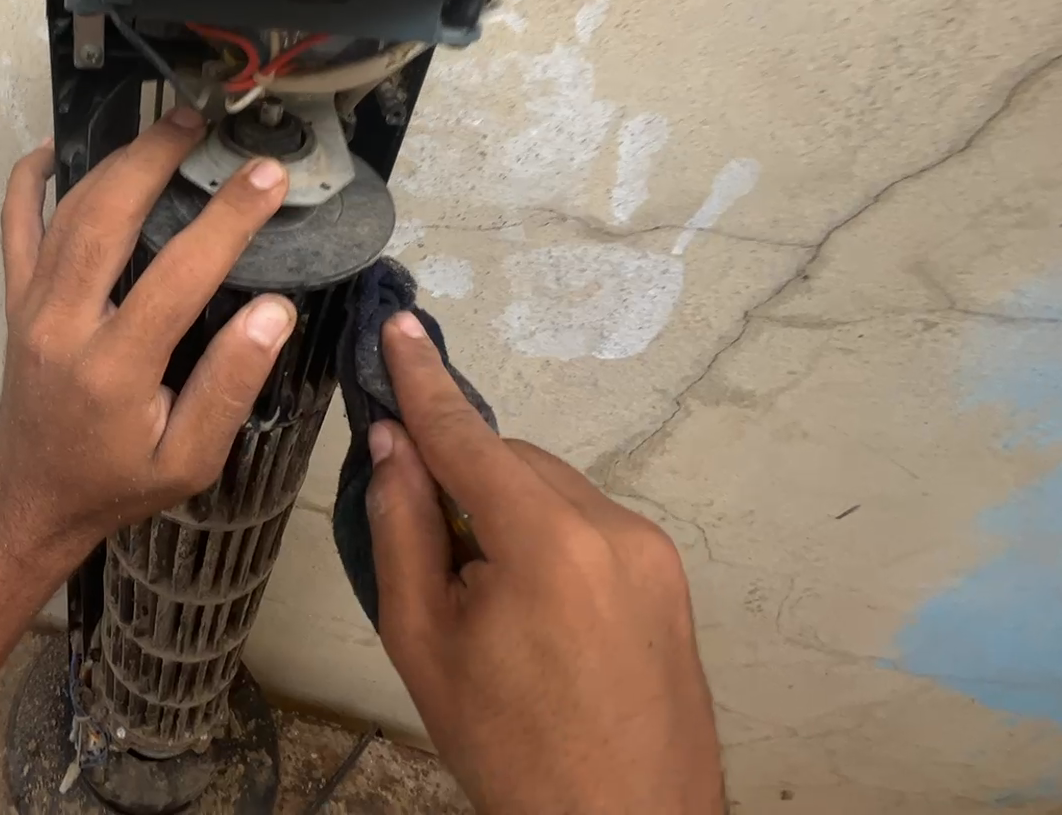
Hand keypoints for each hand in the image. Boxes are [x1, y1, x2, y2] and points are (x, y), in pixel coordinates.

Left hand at [0, 107, 296, 563]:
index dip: (228, 218)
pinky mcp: (14, 301)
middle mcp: (63, 324)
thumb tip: (273, 311)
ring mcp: (30, 306)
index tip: (266, 175)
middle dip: (157, 158)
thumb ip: (230, 385)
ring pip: (67, 212)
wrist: (32, 497)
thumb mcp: (190, 459)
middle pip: (107, 218)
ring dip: (115, 161)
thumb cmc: (116, 482)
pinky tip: (57, 150)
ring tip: (162, 128)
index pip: (180, 274)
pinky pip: (13, 226)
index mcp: (115, 369)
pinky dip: (30, 181)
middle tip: (202, 121)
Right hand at [368, 311, 723, 813]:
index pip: (465, 435)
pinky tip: (525, 595)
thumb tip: (393, 442)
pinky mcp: (668, 576)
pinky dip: (535, 526)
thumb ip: (401, 523)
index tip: (399, 323)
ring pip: (544, 485)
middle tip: (424, 536)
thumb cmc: (502, 739)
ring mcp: (652, 551)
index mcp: (546, 542)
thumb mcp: (419, 633)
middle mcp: (613, 527)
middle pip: (507, 459)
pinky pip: (579, 517)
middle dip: (457, 472)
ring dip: (497, 503)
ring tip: (478, 582)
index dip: (422, 377)